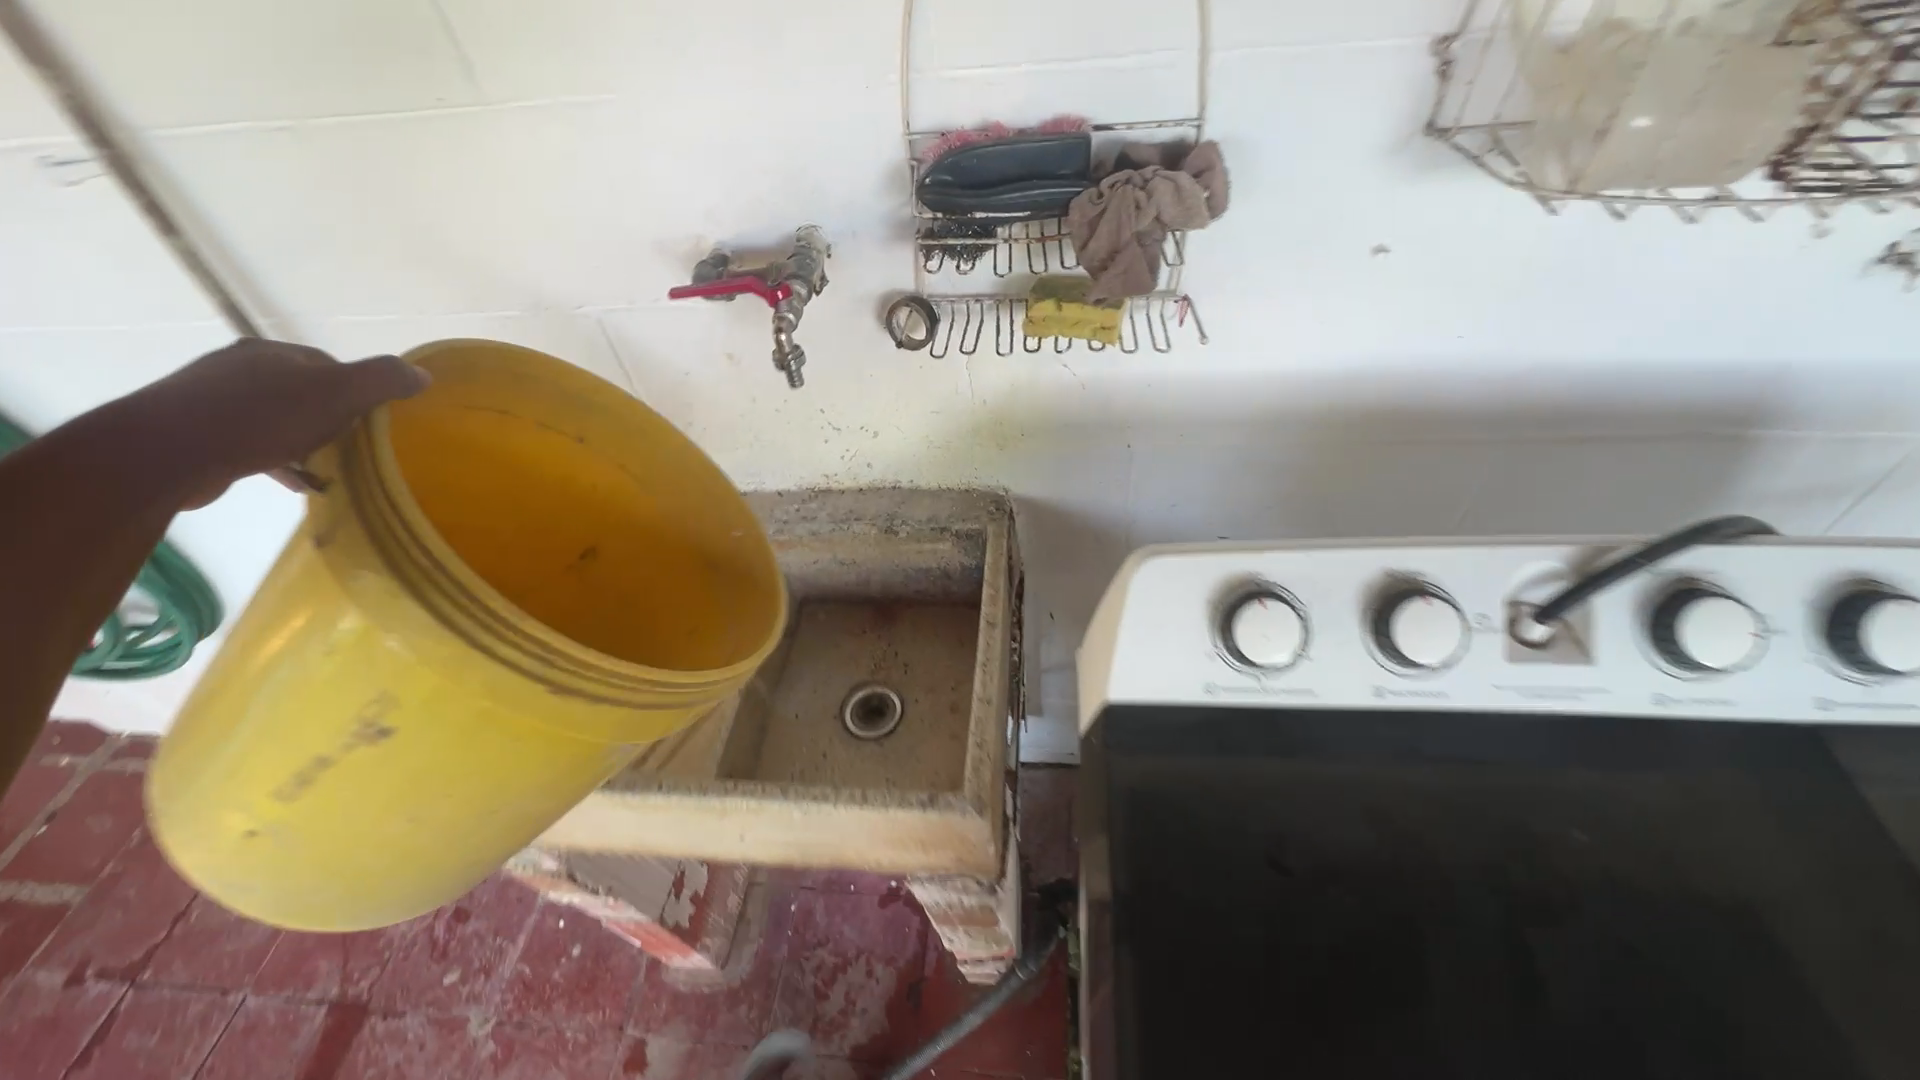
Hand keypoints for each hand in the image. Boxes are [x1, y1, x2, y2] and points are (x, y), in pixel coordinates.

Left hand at [125, 338, 428, 506]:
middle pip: (304, 392)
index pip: (330, 365)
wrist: (164, 452)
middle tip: (354, 447)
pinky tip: (296, 483)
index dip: (357, 392)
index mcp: (272, 353)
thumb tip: (423, 373)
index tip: (372, 422)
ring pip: (278, 419)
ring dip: (305, 442)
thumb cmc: (257, 418)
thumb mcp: (335, 394)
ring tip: (328, 469)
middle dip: (331, 418)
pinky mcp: (197, 432)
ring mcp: (213, 399)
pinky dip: (279, 461)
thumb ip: (382, 380)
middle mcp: (240, 367)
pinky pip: (253, 443)